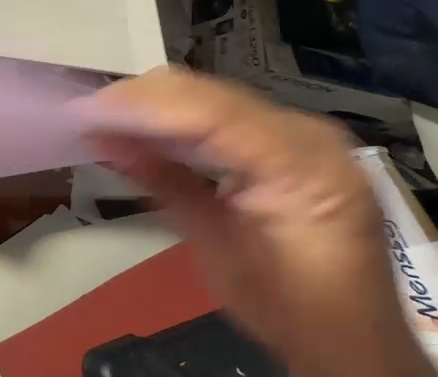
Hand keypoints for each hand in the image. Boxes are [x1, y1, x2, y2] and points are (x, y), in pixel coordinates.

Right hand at [86, 68, 432, 376]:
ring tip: (101, 122)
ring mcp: (300, 134)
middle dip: (139, 101)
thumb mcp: (220, 251)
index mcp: (306, 167)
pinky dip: (173, 120)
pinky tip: (138, 131)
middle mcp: (308, 136)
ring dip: (151, 108)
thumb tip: (99, 139)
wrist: (353, 344)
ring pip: (206, 95)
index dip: (141, 106)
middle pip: (206, 94)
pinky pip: (217, 113)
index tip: (85, 110)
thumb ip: (166, 184)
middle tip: (85, 116)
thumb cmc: (291, 309)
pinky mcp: (285, 140)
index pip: (211, 113)